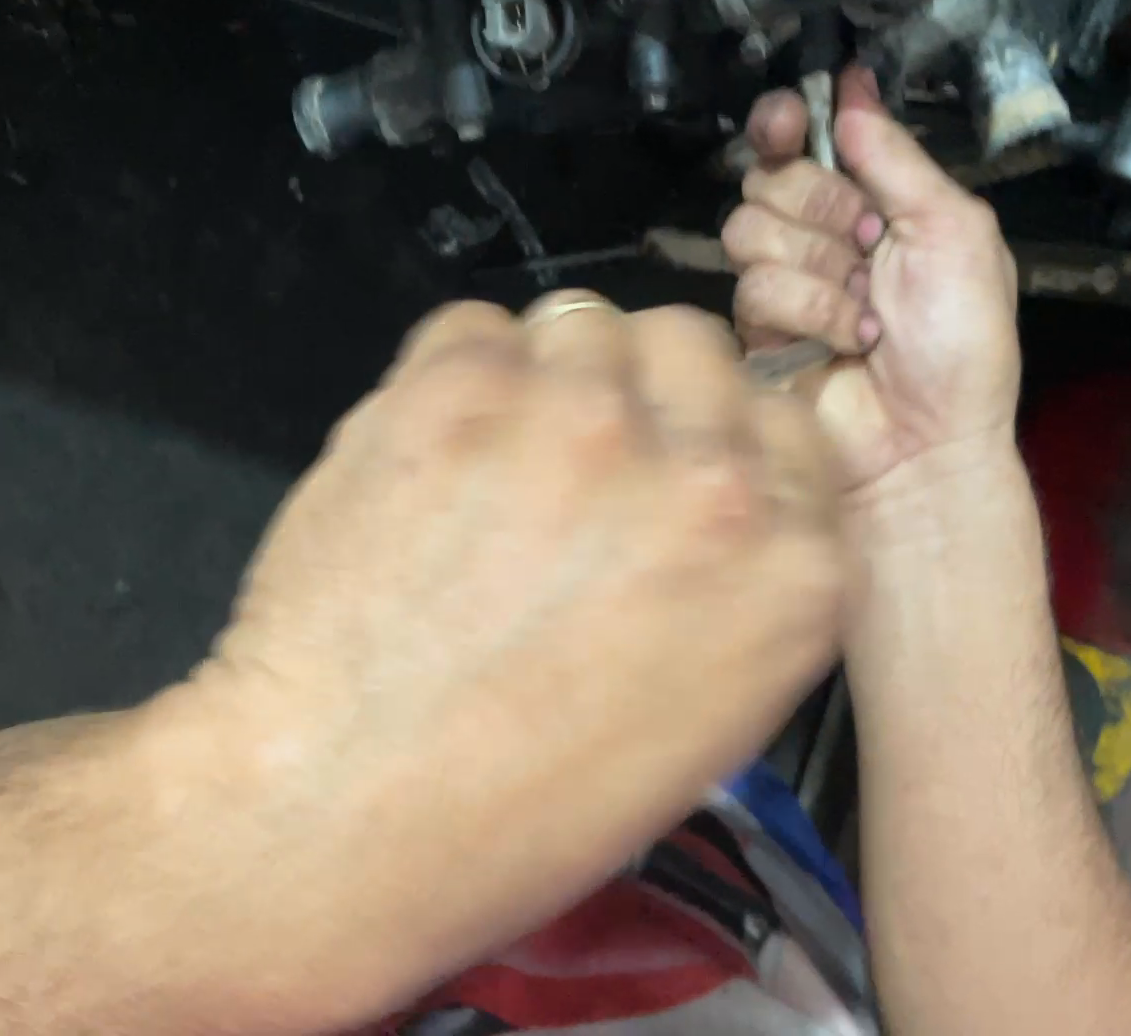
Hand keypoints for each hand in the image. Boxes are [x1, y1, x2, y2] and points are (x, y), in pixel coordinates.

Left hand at [202, 292, 843, 1016]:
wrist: (343, 807)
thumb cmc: (511, 802)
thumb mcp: (690, 713)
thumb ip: (719, 576)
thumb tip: (686, 483)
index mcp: (787, 571)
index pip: (777, 418)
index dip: (707, 430)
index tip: (660, 451)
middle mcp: (701, 480)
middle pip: (685, 345)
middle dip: (635, 388)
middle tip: (565, 455)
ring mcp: (578, 423)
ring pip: (580, 324)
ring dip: (542, 376)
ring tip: (487, 461)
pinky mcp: (458, 394)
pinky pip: (472, 327)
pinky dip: (454, 373)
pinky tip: (429, 455)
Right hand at [725, 67, 1021, 497]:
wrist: (924, 439)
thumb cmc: (960, 341)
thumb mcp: (957, 234)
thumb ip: (900, 164)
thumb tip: (850, 99)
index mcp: (866, 204)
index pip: (797, 146)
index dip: (782, 126)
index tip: (789, 122)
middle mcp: (812, 238)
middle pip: (766, 182)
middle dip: (823, 208)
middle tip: (871, 245)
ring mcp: (777, 287)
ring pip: (749, 234)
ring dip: (820, 269)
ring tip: (865, 310)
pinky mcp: (750, 333)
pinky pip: (755, 291)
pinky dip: (811, 313)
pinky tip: (845, 340)